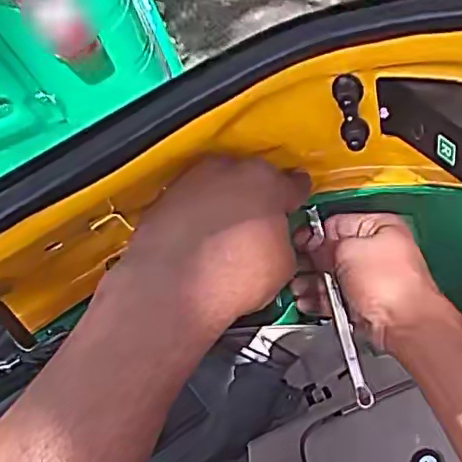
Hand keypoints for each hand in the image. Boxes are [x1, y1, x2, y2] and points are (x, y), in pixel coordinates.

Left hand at [107, 156, 309, 329]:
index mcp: (267, 182)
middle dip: (259, 203)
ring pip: (219, 189)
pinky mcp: (164, 199)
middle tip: (262, 235)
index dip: (296, 200)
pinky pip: (191, 205)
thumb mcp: (284, 266)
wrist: (175, 290)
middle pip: (253, 180)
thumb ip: (286, 242)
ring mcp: (193, 181)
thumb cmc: (224, 277)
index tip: (294, 209)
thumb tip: (281, 246)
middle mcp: (228, 171)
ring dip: (225, 210)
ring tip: (229, 247)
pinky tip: (204, 249)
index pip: (294, 183)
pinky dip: (198, 220)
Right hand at [292, 212, 452, 350]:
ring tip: (299, 287)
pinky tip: (308, 302)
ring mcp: (373, 279)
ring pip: (334, 277)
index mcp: (381, 227)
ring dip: (313, 283)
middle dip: (311, 261)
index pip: (337, 223)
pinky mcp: (367, 303)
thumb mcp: (348, 250)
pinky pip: (338, 298)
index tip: (297, 243)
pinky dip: (322, 300)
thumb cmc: (391, 286)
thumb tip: (313, 246)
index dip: (314, 233)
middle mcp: (379, 251)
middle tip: (296, 267)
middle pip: (334, 252)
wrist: (404, 324)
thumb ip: (326, 245)